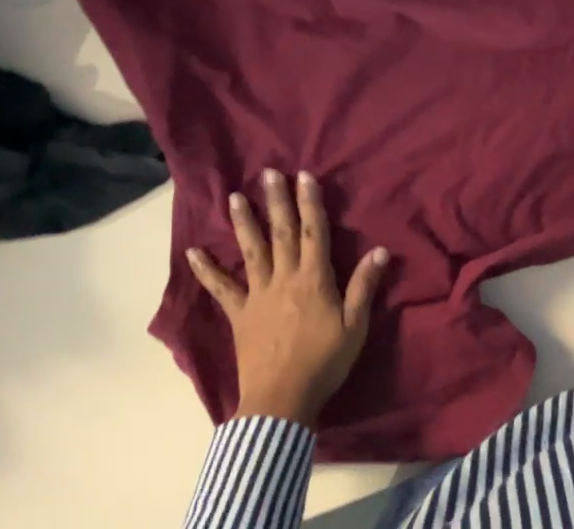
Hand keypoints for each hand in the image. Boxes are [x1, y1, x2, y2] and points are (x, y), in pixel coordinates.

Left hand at [186, 168, 388, 426]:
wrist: (281, 401)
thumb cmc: (324, 362)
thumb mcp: (354, 326)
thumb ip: (364, 286)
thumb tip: (380, 250)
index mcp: (314, 279)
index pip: (313, 232)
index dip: (310, 202)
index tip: (304, 175)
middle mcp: (284, 279)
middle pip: (280, 232)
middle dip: (276, 201)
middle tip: (269, 172)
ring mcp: (257, 295)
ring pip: (251, 251)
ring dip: (244, 222)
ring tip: (235, 197)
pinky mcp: (239, 315)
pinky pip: (221, 289)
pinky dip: (207, 270)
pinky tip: (194, 253)